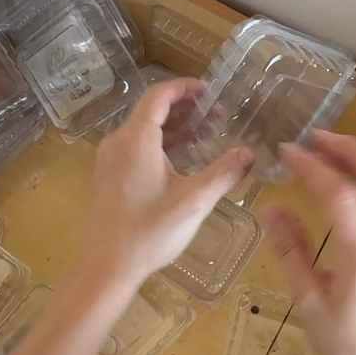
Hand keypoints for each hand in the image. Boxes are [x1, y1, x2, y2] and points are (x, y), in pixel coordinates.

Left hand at [80, 78, 254, 282]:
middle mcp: (118, 141)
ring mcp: (109, 159)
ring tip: (206, 135)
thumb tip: (249, 153)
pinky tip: (181, 159)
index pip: (159, 96)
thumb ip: (224, 174)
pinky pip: (135, 147)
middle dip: (185, 109)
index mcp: (137, 139)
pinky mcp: (107, 176)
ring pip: (144, 130)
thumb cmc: (149, 232)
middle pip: (152, 111)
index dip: (185, 88)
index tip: (210, 91)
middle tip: (217, 116)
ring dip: (174, 128)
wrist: (105, 266)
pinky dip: (160, 144)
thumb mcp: (194, 202)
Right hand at [264, 132, 355, 354]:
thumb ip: (290, 250)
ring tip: (329, 149)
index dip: (313, 166)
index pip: (341, 194)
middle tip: (316, 135)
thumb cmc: (344, 348)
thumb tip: (271, 207)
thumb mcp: (307, 301)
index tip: (287, 150)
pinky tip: (345, 181)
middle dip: (351, 148)